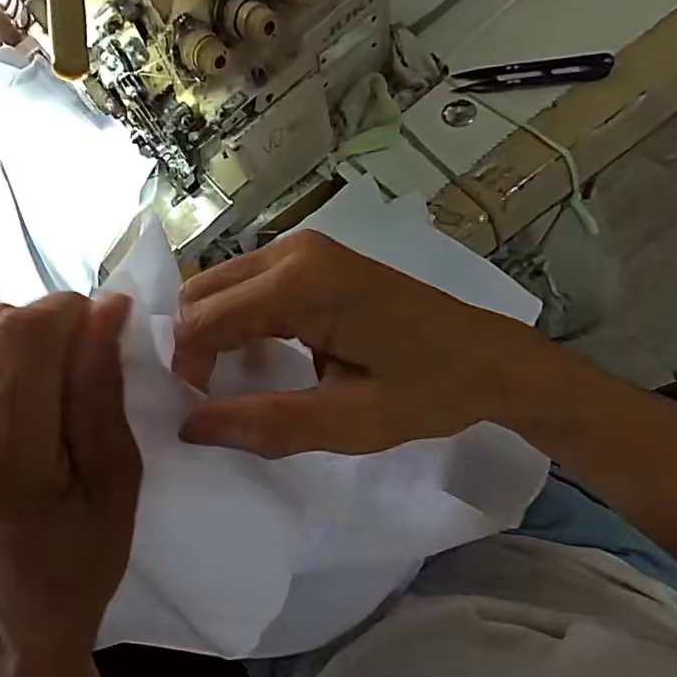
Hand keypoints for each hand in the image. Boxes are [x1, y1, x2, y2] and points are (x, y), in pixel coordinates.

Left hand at [0, 293, 141, 663]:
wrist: (17, 626)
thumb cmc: (82, 561)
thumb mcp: (116, 478)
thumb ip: (101, 386)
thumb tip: (104, 306)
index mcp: (0, 468)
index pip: (22, 337)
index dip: (65, 310)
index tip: (99, 321)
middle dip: (44, 324)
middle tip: (79, 356)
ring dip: (16, 347)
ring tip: (47, 391)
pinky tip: (13, 416)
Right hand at [173, 230, 581, 456]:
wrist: (490, 357)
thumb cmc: (429, 391)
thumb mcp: (350, 422)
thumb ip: (267, 423)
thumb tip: (189, 427)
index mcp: (302, 284)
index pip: (204, 319)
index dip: (187, 366)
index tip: (196, 412)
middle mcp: (292, 251)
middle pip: (201, 293)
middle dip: (191, 347)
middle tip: (206, 399)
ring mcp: (300, 249)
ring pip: (217, 286)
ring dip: (209, 332)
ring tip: (228, 382)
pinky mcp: (308, 257)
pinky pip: (244, 284)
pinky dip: (233, 319)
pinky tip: (254, 355)